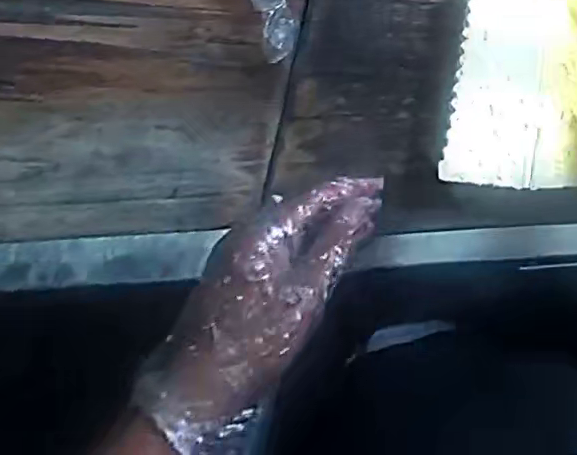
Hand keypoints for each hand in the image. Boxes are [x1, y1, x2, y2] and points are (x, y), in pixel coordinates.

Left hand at [132, 177, 381, 454]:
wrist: (196, 390)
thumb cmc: (257, 339)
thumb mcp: (306, 291)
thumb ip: (336, 243)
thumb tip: (361, 204)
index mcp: (266, 229)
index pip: (318, 195)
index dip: (352, 189)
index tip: (380, 187)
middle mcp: (249, 230)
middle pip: (304, 206)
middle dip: (341, 205)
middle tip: (374, 206)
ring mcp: (239, 250)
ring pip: (293, 225)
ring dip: (326, 223)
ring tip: (359, 225)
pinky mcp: (236, 271)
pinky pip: (281, 242)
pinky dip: (308, 240)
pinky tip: (324, 248)